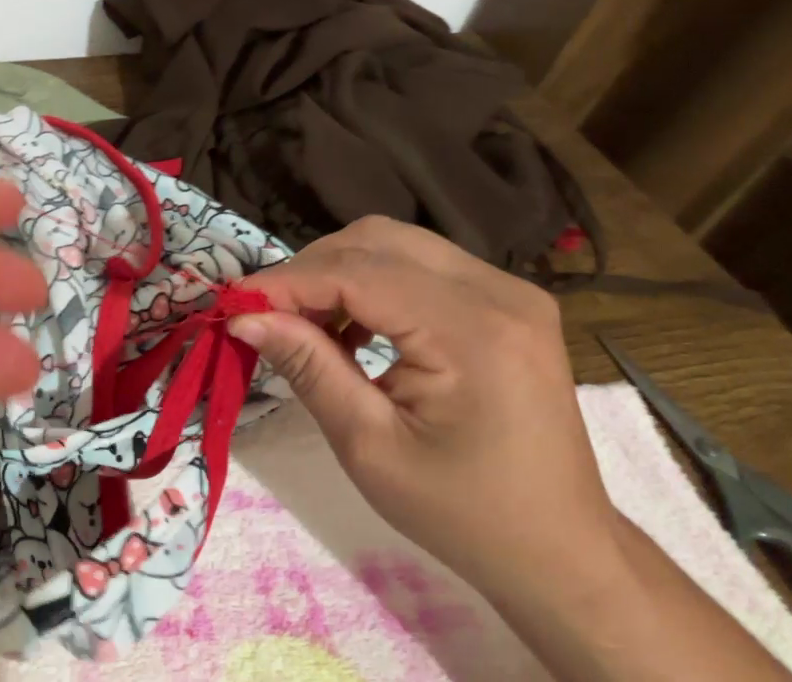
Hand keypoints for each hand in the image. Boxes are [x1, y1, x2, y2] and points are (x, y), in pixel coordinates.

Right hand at [230, 216, 618, 588]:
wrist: (560, 550)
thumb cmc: (461, 512)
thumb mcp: (369, 446)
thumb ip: (308, 367)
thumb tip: (243, 316)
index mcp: (473, 332)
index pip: (357, 273)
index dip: (286, 281)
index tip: (231, 304)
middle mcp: (499, 292)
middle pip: (376, 241)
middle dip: (309, 269)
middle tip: (265, 315)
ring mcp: (511, 291)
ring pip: (396, 243)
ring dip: (338, 271)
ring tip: (305, 322)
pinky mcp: (509, 301)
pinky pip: (422, 264)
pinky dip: (373, 281)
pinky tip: (354, 326)